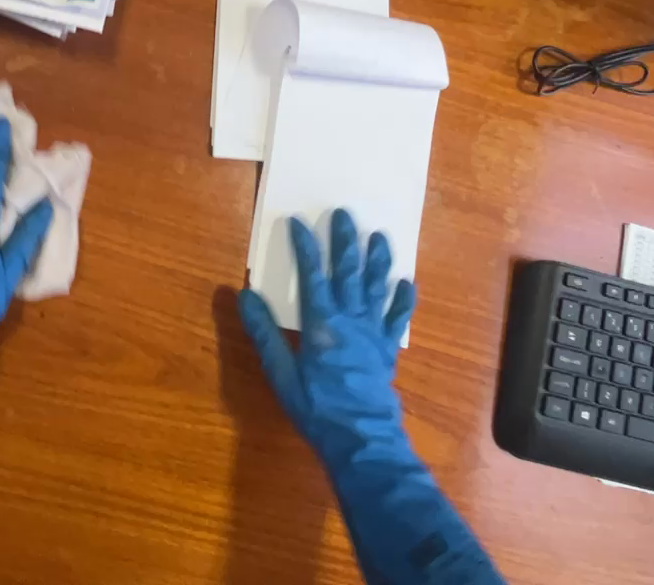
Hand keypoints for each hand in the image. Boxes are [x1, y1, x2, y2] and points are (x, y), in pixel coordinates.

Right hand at [238, 211, 416, 467]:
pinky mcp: (387, 350)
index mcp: (321, 322)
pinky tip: (408, 283)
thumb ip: (264, 332)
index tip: (298, 221)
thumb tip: (245, 295)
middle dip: (345, 240)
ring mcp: (373, 333)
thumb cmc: (316, 407)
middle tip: (344, 213)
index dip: (305, 245)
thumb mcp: (280, 372)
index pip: (312, 273)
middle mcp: (350, 319)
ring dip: (378, 260)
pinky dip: (403, 300)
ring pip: (377, 287)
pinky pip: (397, 320)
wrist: (362, 441)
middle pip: (349, 271)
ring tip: (379, 235)